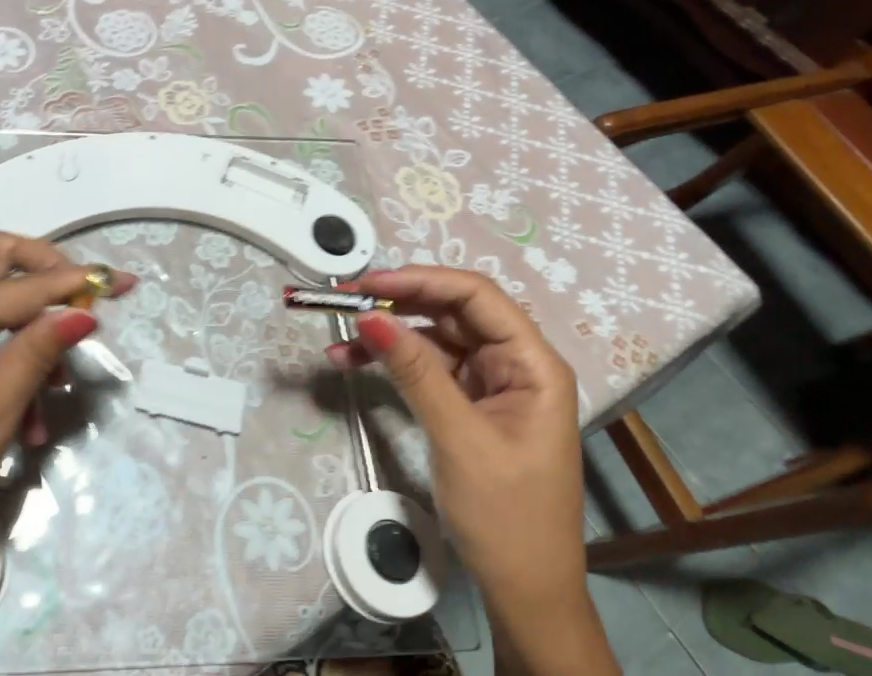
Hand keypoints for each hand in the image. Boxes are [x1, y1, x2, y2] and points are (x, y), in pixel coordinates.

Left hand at [0, 233, 133, 589]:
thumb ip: (32, 358)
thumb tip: (81, 310)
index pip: (20, 285)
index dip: (74, 280)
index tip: (121, 283)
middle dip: (46, 273)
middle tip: (86, 304)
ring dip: (31, 329)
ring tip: (58, 391)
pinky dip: (10, 360)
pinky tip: (30, 420)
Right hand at [331, 267, 615, 674]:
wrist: (525, 590)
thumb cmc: (506, 515)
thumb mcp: (458, 438)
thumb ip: (415, 372)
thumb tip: (369, 317)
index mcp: (532, 363)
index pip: (476, 297)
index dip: (420, 281)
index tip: (366, 285)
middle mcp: (515, 363)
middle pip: (453, 312)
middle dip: (399, 303)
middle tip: (344, 302)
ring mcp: (492, 384)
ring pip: (435, 339)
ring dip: (389, 336)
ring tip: (339, 338)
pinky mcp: (471, 406)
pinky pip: (429, 370)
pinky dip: (394, 365)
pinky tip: (354, 363)